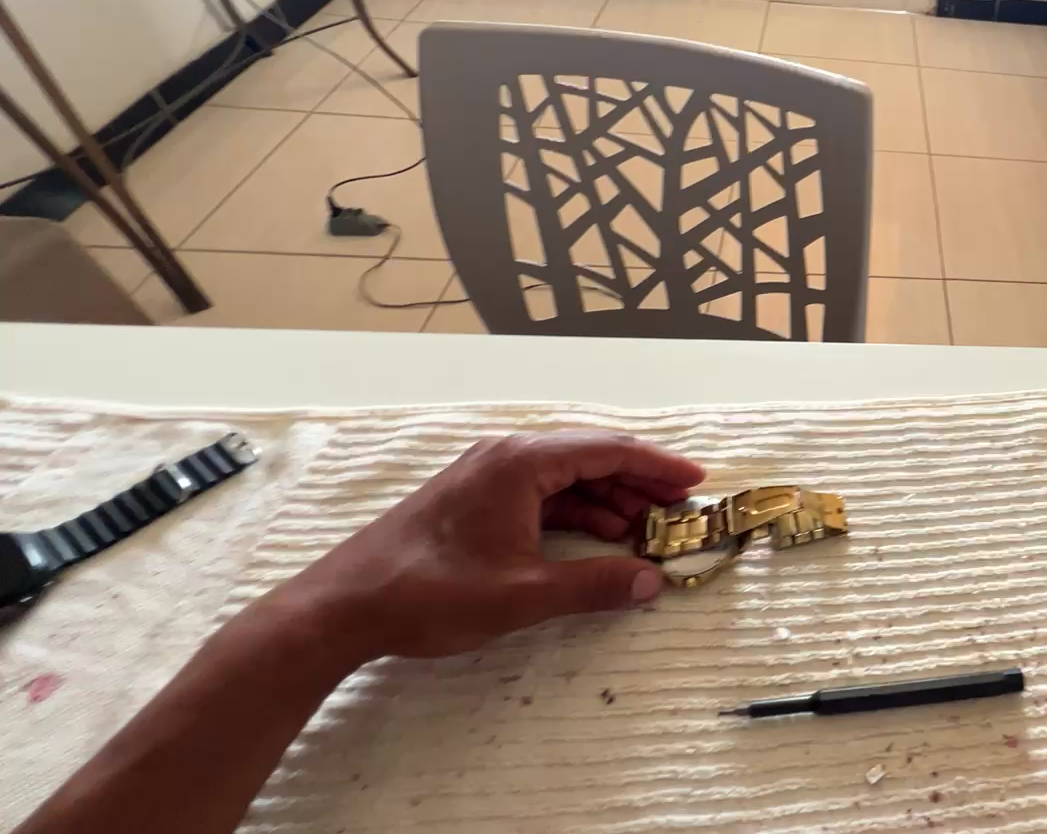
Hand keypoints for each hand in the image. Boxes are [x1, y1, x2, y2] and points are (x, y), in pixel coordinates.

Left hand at [268, 432, 705, 662]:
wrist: (335, 610)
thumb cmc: (430, 592)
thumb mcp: (522, 594)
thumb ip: (594, 585)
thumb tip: (652, 582)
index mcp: (524, 462)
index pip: (611, 450)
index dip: (659, 465)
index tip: (695, 480)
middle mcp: (510, 454)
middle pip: (594, 455)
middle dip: (641, 480)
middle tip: (680, 504)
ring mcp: (491, 472)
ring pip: (571, 473)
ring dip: (613, 496)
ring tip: (647, 523)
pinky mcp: (479, 494)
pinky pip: (546, 490)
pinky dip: (580, 508)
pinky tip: (601, 532)